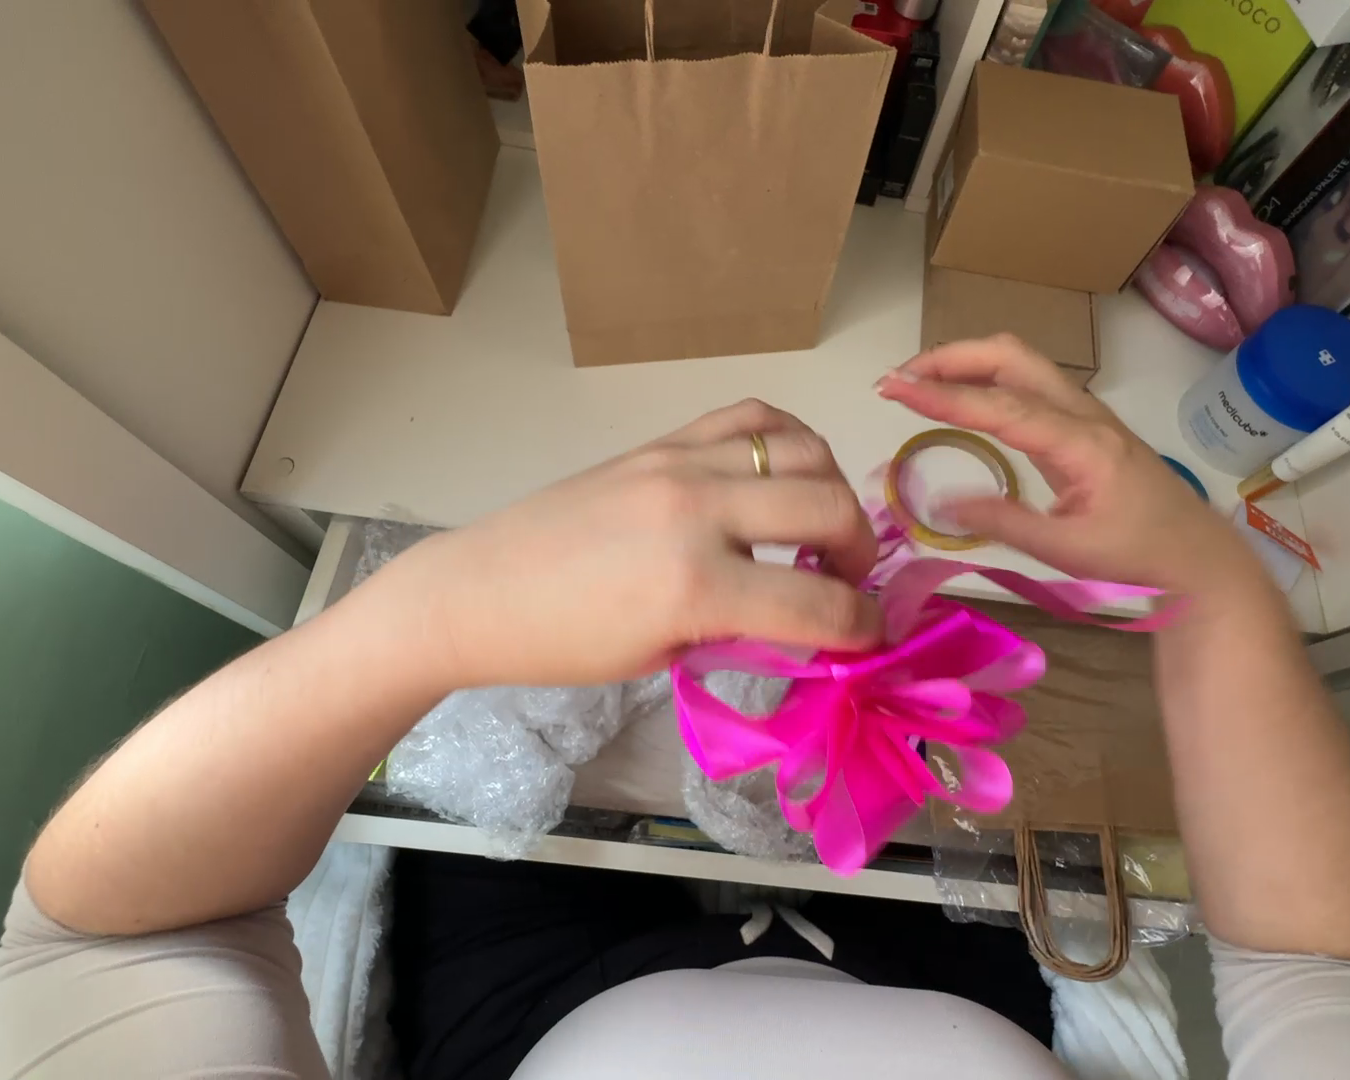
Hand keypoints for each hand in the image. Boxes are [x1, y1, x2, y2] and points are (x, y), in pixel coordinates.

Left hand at [349, 400, 882, 692]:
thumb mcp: (665, 656)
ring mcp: (679, 463)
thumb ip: (747, 629)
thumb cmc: (564, 645)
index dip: (861, 626)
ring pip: (803, 449)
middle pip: (830, 508)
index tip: (869, 634)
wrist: (480, 591)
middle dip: (860, 553)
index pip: (819, 605)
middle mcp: (697, 510)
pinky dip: (788, 439)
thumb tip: (811, 616)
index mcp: (694, 587)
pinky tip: (784, 470)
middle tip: (845, 579)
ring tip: (819, 523)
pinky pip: (750, 416)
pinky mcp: (662, 441)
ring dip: (832, 490)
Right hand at [876, 335, 1260, 595]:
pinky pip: (1025, 385)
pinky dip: (983, 381)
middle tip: (900, 379)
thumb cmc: (1138, 555)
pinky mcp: (1080, 425)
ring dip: (965, 363)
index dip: (942, 395)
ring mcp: (1083, 414)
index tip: (893, 389)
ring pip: (1018, 364)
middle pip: (1011, 357)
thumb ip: (1003, 522)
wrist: (1198, 555)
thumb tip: (940, 503)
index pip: (999, 405)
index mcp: (1081, 442)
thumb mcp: (1066, 549)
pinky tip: (959, 401)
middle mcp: (1082, 414)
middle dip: (950, 357)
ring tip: (917, 384)